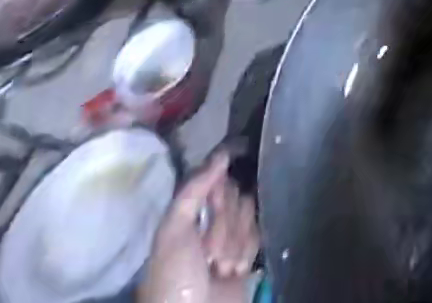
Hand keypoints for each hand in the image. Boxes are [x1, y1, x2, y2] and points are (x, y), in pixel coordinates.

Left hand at [138, 152, 259, 302]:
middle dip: (224, 220)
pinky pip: (258, 235)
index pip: (215, 175)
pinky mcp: (247, 256)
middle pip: (234, 192)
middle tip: (208, 250)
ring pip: (249, 213)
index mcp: (188, 208)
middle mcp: (210, 218)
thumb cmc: (175, 278)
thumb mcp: (173, 230)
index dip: (219, 184)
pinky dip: (246, 252)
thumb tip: (222, 152)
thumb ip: (195, 187)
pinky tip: (234, 272)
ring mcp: (230, 238)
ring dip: (234, 240)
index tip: (216, 199)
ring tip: (219, 267)